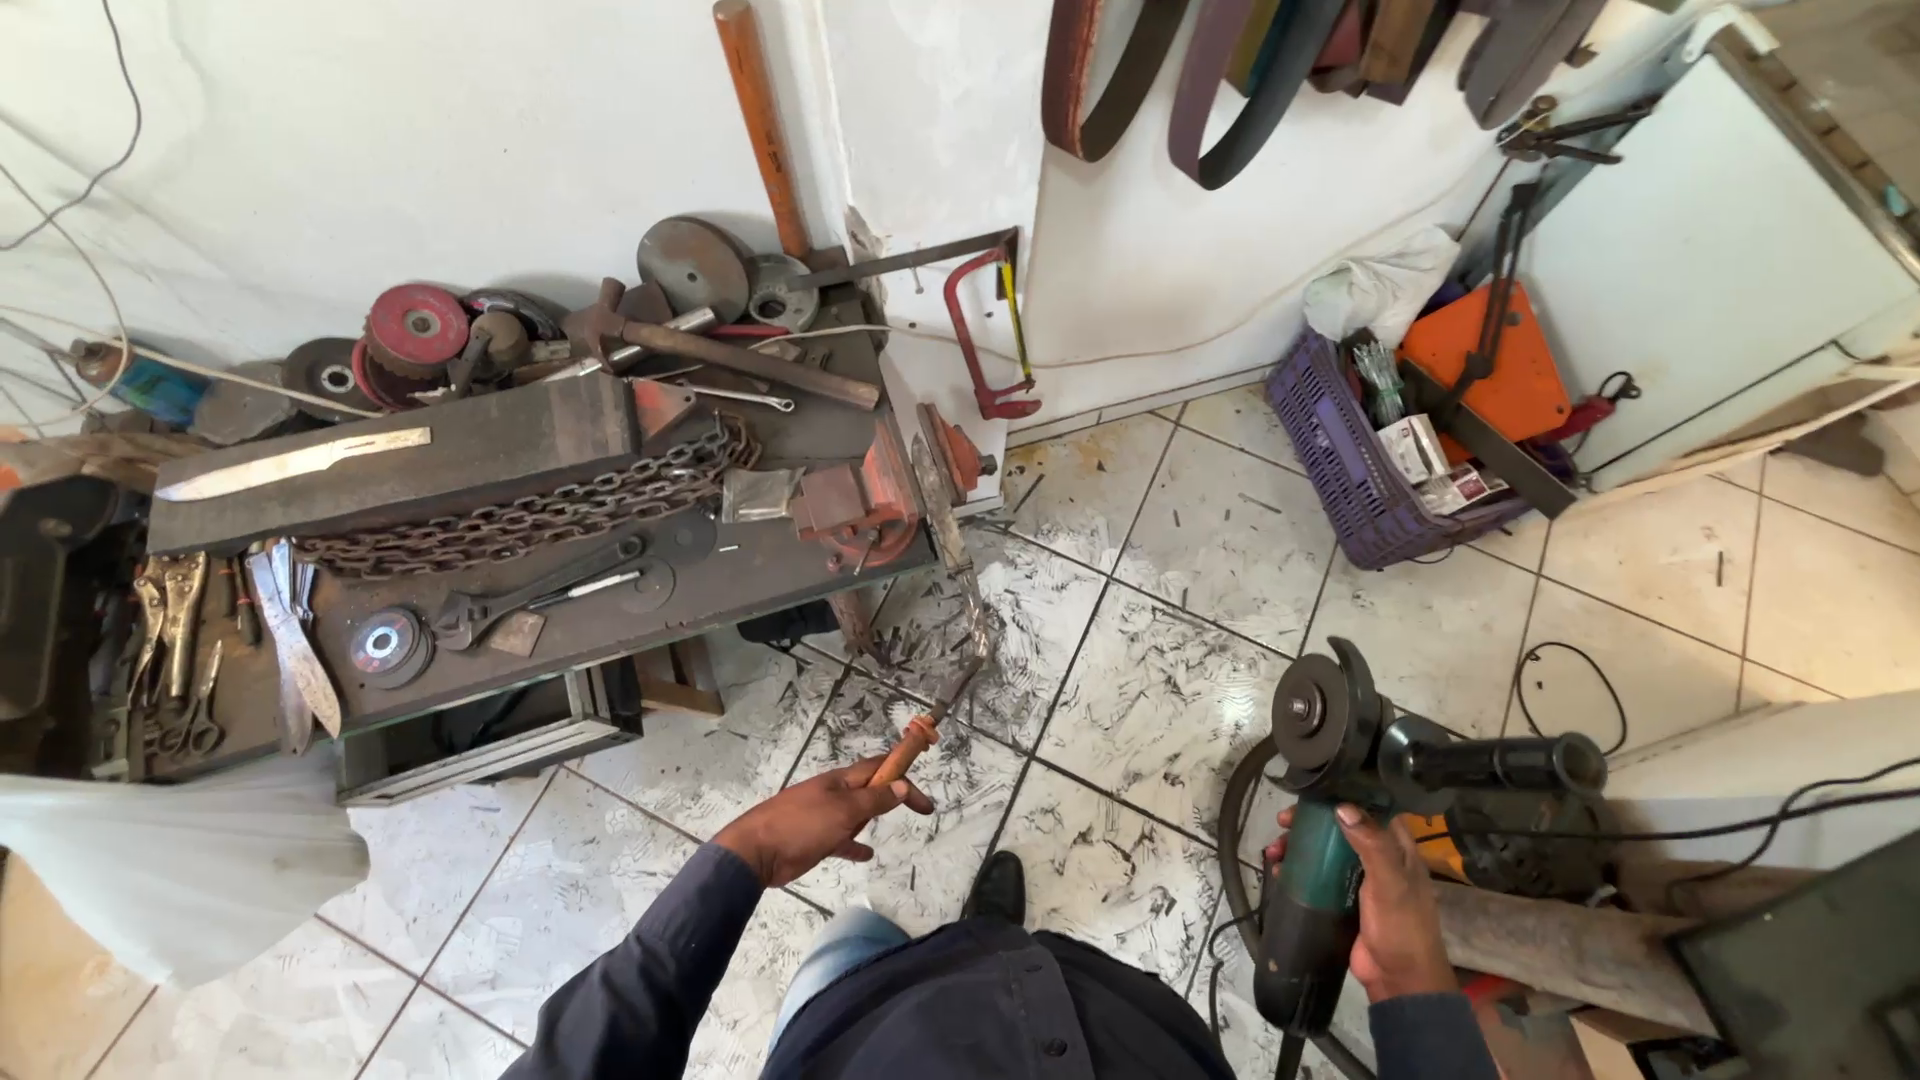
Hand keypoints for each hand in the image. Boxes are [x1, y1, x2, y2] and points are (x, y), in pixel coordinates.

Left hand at [714, 757, 933, 886]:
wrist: (756, 850)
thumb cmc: (802, 825)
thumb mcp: (844, 810)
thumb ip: (874, 799)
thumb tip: (902, 785)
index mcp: (841, 780)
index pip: (880, 769)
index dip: (904, 776)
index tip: (925, 797)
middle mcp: (834, 794)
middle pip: (870, 788)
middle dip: (893, 793)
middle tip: (918, 808)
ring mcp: (824, 816)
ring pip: (856, 814)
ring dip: (872, 817)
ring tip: (890, 827)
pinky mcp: (815, 839)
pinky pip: (842, 840)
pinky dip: (855, 845)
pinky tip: (867, 855)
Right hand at [1264, 804, 1455, 1003]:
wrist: (1399, 979)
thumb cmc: (1402, 927)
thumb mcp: (1390, 884)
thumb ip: (1371, 844)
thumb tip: (1341, 806)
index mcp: (1397, 847)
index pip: (1371, 807)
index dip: (1342, 794)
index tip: (1313, 792)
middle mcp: (1378, 855)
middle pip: (1339, 826)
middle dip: (1308, 822)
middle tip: (1284, 822)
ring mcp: (1358, 877)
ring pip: (1323, 849)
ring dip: (1297, 846)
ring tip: (1275, 852)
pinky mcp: (1342, 896)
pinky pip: (1316, 873)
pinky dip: (1296, 868)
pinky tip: (1279, 872)